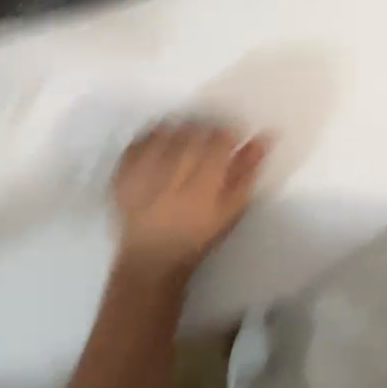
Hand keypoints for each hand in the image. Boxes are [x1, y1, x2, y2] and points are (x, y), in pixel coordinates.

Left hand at [112, 122, 267, 279]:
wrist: (152, 260)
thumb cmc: (198, 235)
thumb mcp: (230, 209)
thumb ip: (248, 171)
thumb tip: (266, 137)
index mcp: (202, 193)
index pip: (217, 147)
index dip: (226, 133)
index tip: (230, 132)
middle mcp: (171, 185)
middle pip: (189, 139)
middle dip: (203, 127)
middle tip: (210, 128)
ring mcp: (142, 182)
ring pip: (163, 137)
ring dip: (178, 127)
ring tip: (187, 131)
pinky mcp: (121, 181)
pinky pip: (135, 146)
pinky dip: (149, 135)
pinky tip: (160, 137)